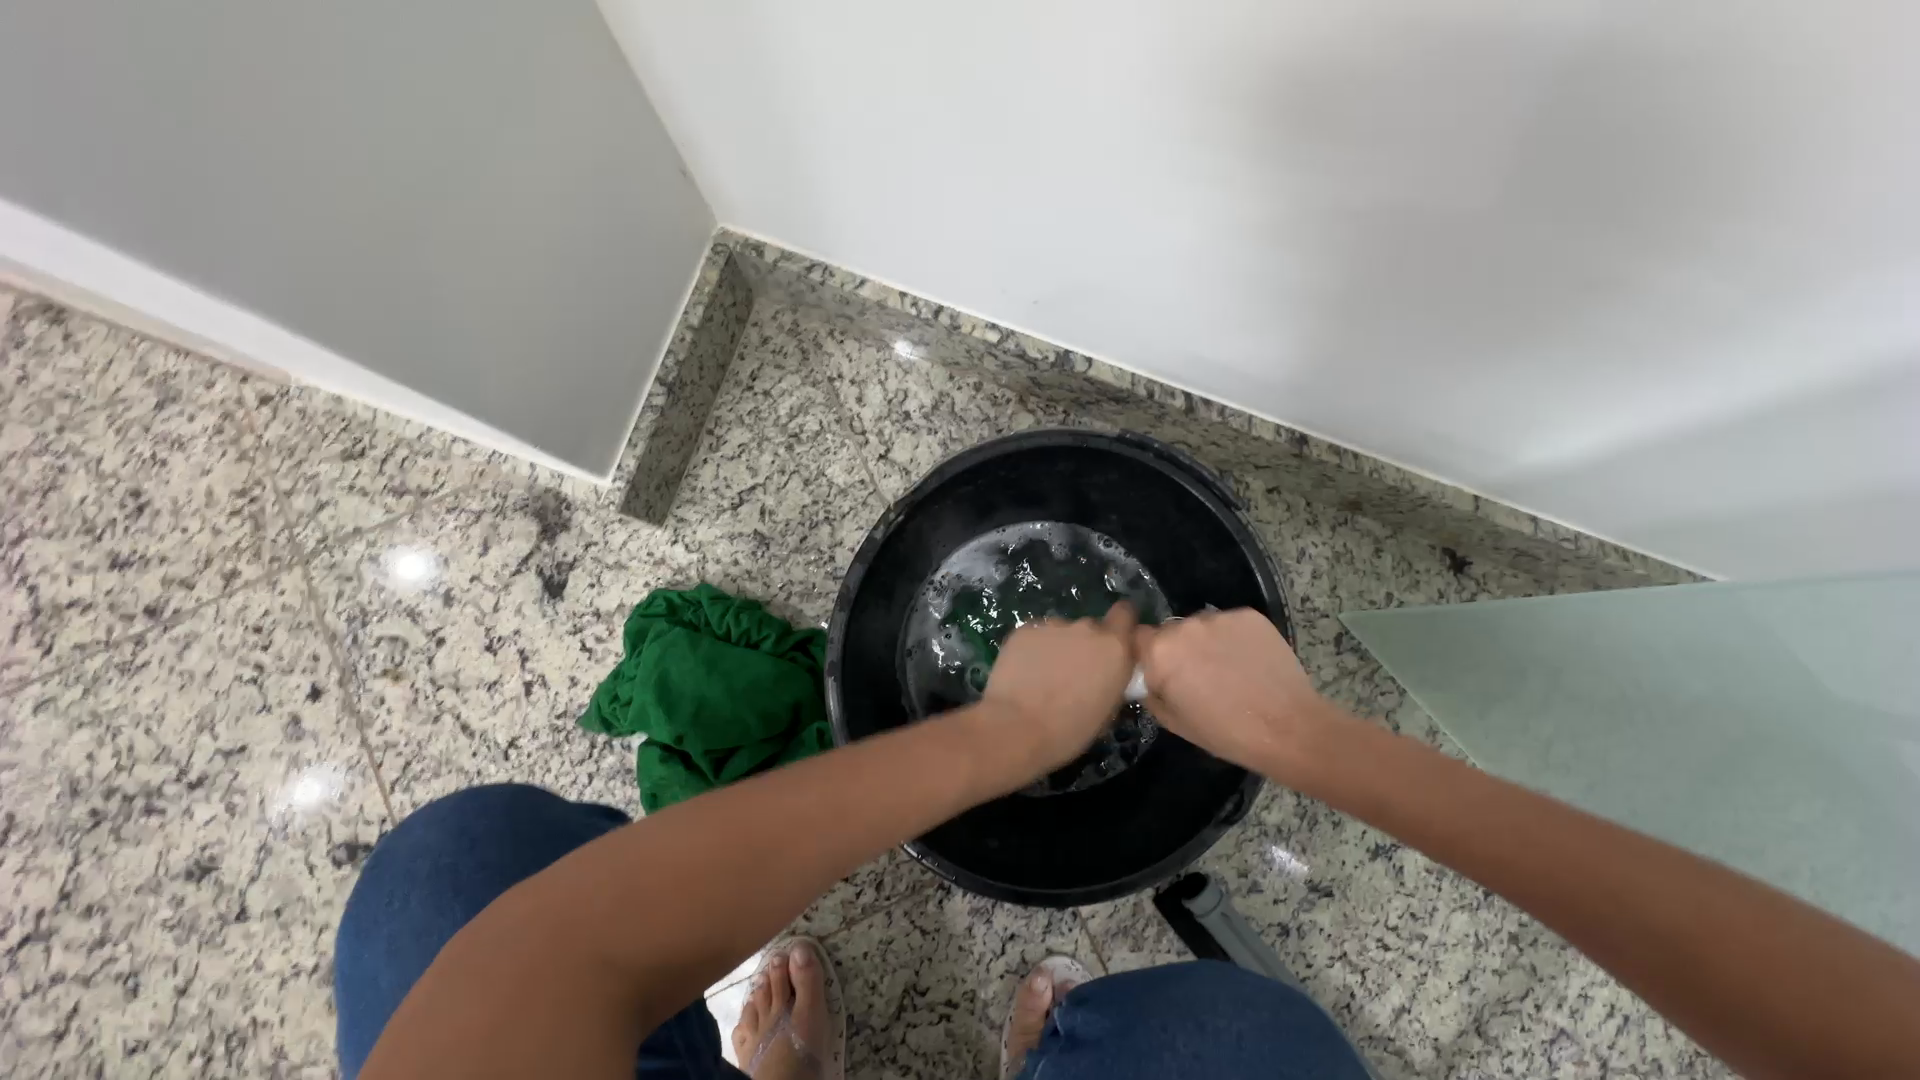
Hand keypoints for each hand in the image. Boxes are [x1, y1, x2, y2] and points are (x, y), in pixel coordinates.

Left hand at [979, 603, 1138, 773]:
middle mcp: (1086, 628)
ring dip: (1058, 647)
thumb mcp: (1108, 708)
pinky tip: (1024, 673)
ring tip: (1043, 676)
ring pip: (1061, 632)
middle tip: (1073, 672)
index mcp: (1114, 647)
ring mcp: (1052, 625)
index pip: (1125, 613)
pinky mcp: (1024, 630)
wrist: (1017, 728)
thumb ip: (1113, 677)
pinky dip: (1033, 650)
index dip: (1119, 625)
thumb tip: (1106, 672)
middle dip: (1085, 644)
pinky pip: (1035, 636)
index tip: (1113, 643)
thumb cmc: (1070, 730)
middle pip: (1091, 627)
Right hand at [1133, 608, 1351, 776]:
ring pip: (1202, 626)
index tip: (1159, 671)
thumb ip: (1152, 693)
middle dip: (1179, 649)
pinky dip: (1235, 638)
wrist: (1288, 728)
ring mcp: (1219, 618)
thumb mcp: (1174, 723)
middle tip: (1197, 676)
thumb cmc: (1225, 733)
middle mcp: (1185, 626)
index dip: (1146, 654)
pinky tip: (1249, 662)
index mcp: (1160, 652)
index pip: (1137, 638)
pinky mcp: (1249, 615)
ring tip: (1228, 670)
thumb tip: (1150, 680)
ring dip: (1206, 642)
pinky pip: (1230, 624)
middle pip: (1171, 631)